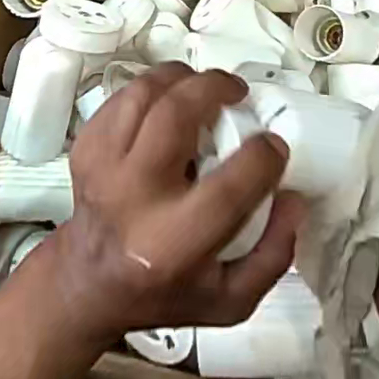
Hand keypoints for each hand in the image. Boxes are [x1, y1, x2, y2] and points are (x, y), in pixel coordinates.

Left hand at [30, 63, 300, 343]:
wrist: (89, 283)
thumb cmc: (165, 291)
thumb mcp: (230, 300)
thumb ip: (273, 254)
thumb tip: (292, 197)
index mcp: (171, 244)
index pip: (229, 187)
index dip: (263, 156)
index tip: (275, 144)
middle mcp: (132, 198)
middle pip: (174, 116)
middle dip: (214, 89)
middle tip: (238, 91)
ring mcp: (101, 167)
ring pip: (144, 94)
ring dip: (181, 78)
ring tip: (204, 86)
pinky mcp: (85, 146)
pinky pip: (122, 97)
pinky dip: (152, 87)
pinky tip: (171, 98)